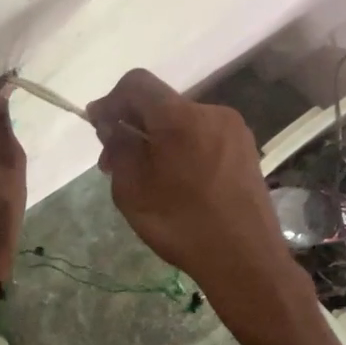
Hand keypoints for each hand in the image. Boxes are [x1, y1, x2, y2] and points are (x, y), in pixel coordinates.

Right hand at [86, 70, 313, 344]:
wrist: (246, 261)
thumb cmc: (180, 223)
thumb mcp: (131, 187)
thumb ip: (118, 146)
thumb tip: (112, 122)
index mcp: (180, 117)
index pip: (136, 83)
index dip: (111, 100)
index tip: (98, 129)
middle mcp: (210, 113)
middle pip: (158, 103)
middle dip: (131, 124)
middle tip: (113, 163)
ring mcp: (233, 131)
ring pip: (180, 121)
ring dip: (155, 139)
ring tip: (144, 178)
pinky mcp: (245, 150)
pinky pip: (200, 136)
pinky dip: (179, 148)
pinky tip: (174, 183)